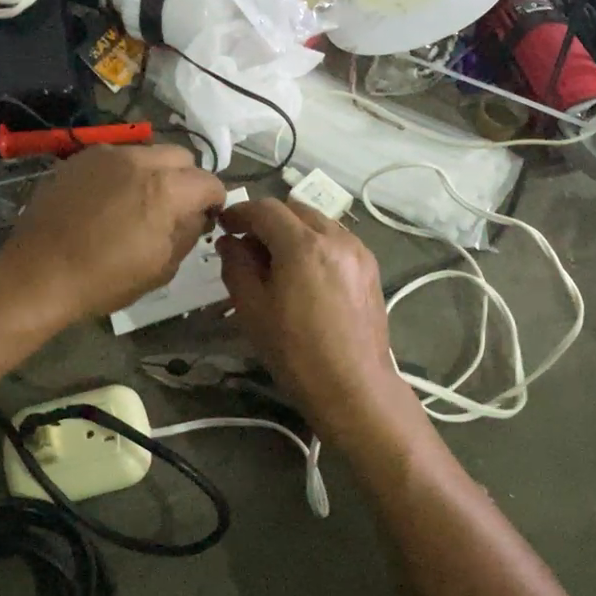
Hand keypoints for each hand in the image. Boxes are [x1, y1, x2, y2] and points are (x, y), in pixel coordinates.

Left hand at [0, 144, 226, 320]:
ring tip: (139, 202)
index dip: (214, 201)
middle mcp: (139, 160)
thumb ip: (188, 234)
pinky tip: (108, 200)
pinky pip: (115, 157)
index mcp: (166, 189)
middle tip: (175, 208)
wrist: (38, 273)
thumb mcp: (162, 268)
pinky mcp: (78, 159)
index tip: (207, 218)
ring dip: (154, 172)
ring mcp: (106, 154)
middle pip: (181, 156)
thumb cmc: (105, 279)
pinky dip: (123, 173)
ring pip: (147, 152)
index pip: (209, 182)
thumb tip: (197, 216)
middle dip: (186, 179)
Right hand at [217, 199, 417, 442]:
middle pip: (295, 209)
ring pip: (318, 222)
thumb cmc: (296, 353)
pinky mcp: (371, 268)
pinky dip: (315, 244)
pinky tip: (305, 274)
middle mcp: (336, 238)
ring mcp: (359, 251)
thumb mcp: (252, 310)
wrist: (354, 386)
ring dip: (293, 230)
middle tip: (247, 245)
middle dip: (267, 220)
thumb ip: (237, 267)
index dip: (240, 212)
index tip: (224, 226)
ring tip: (276, 261)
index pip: (266, 209)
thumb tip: (230, 243)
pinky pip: (336, 241)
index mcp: (304, 245)